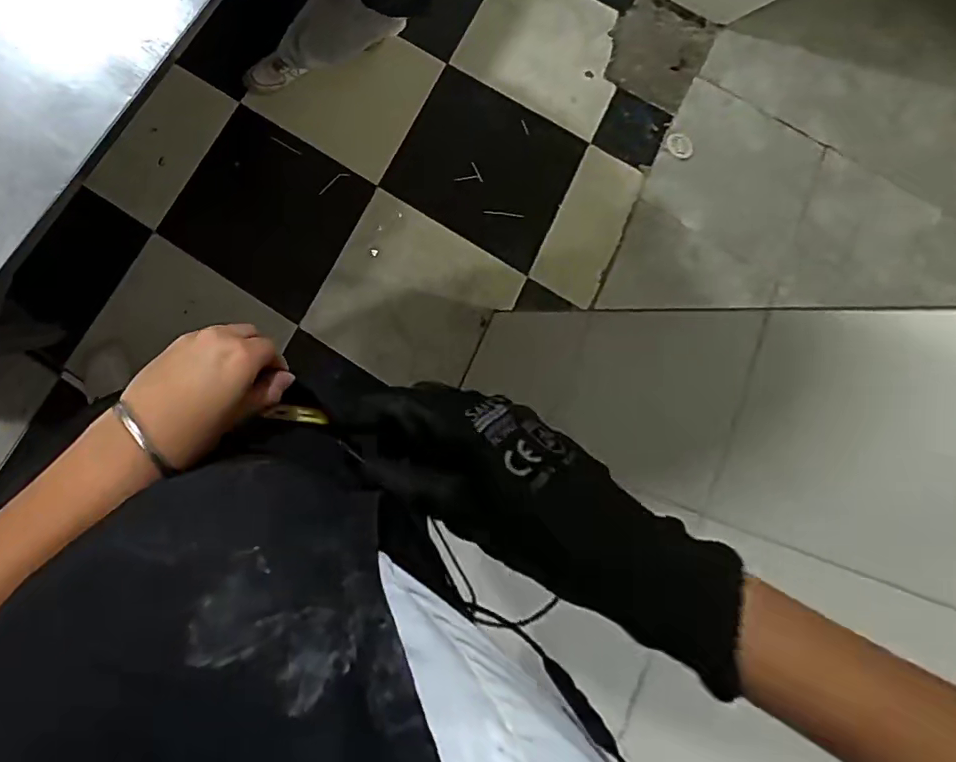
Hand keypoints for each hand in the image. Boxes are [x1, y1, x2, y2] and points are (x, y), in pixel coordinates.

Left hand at [119, 324, 291, 469]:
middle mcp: (219, 337)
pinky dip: (214, 349)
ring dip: (235, 348)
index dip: (276, 366)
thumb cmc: (192, 432)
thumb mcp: (237, 417)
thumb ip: (264, 394)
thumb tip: (283, 379)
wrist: (140, 432)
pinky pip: (205, 339)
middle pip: (250, 334)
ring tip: (229, 378)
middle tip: (255, 380)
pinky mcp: (175, 342)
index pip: (271, 348)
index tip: (274, 384)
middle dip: (257, 352)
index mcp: (241, 354)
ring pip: (227, 333)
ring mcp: (195, 337)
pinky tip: (206, 375)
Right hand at [327, 385, 746, 700]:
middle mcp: (483, 405)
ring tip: (406, 466)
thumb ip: (406, 481)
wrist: (625, 554)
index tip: (331, 423)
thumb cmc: (536, 536)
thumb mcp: (462, 513)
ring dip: (419, 430)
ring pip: (445, 410)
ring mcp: (507, 413)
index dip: (360, 412)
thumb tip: (359, 461)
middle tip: (369, 454)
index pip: (396, 403)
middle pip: (419, 400)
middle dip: (389, 422)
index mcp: (463, 421)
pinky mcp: (524, 427)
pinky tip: (448, 469)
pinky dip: (448, 438)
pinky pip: (470, 421)